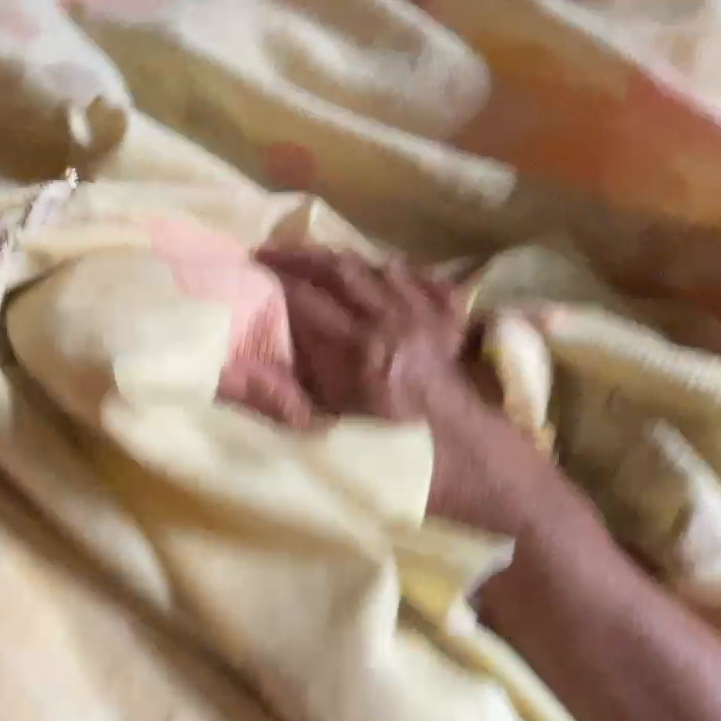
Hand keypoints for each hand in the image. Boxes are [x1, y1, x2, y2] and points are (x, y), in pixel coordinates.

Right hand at [256, 247, 592, 543]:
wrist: (472, 467)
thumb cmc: (393, 460)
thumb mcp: (329, 432)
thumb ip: (293, 391)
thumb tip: (259, 360)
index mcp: (355, 350)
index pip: (303, 298)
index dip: (271, 280)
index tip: (247, 271)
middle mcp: (390, 320)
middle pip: (338, 269)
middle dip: (298, 257)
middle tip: (269, 253)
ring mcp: (426, 316)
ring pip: (377, 267)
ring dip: (341, 260)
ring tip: (316, 260)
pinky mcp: (453, 321)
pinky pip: (420, 279)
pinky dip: (394, 271)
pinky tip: (381, 272)